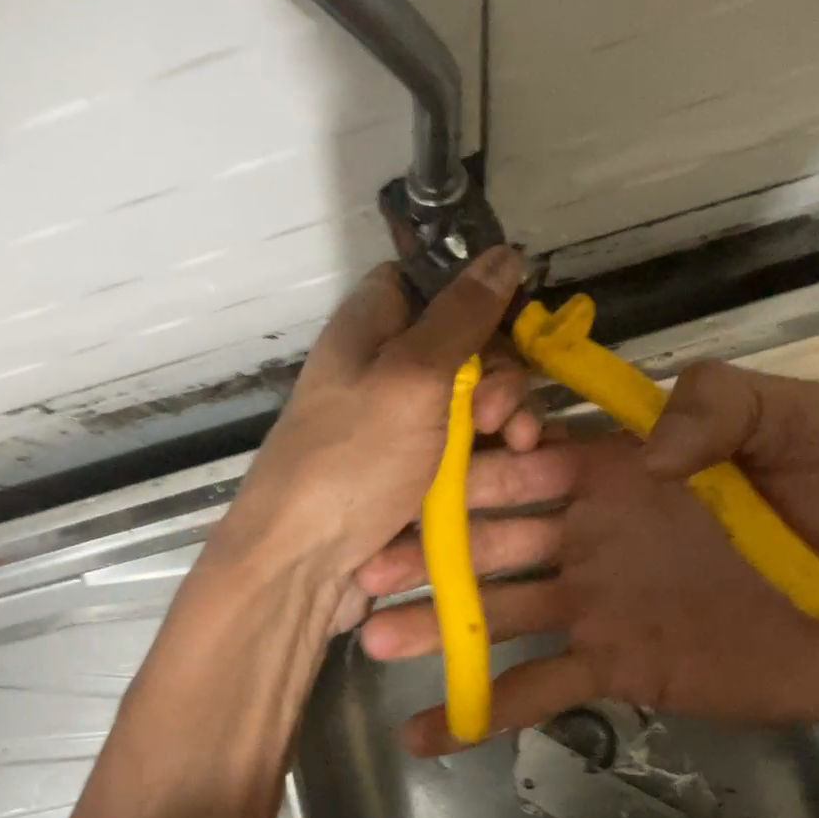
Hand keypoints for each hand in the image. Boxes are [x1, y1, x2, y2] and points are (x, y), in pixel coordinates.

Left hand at [212, 248, 532, 623]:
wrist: (300, 564)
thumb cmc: (349, 459)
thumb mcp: (410, 376)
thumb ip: (461, 316)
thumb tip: (502, 253)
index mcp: (369, 327)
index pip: (427, 281)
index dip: (474, 294)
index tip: (511, 321)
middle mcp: (384, 369)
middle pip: (464, 347)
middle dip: (499, 373)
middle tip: (500, 415)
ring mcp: (397, 425)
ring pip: (473, 400)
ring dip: (506, 417)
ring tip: (518, 447)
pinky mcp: (412, 472)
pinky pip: (465, 447)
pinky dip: (491, 453)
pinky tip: (513, 467)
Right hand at [355, 361, 818, 753]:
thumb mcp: (803, 420)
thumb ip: (721, 400)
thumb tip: (643, 452)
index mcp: (620, 466)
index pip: (526, 452)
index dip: (473, 456)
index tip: (426, 467)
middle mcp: (588, 531)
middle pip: (488, 533)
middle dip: (425, 542)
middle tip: (365, 558)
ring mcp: (593, 602)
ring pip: (493, 608)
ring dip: (431, 622)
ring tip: (370, 634)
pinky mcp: (611, 665)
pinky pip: (534, 687)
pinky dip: (478, 710)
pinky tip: (423, 732)